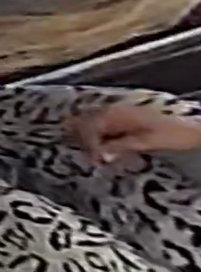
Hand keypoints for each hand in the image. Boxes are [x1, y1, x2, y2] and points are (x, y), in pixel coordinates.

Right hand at [69, 103, 200, 164]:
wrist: (195, 130)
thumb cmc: (172, 135)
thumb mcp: (148, 142)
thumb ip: (120, 146)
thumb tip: (99, 155)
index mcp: (112, 114)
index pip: (88, 128)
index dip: (89, 144)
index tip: (95, 160)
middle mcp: (106, 111)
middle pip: (82, 125)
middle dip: (85, 142)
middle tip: (94, 159)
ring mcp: (111, 114)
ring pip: (86, 126)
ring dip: (88, 140)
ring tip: (97, 155)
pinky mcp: (116, 120)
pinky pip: (97, 127)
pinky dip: (96, 138)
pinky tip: (102, 148)